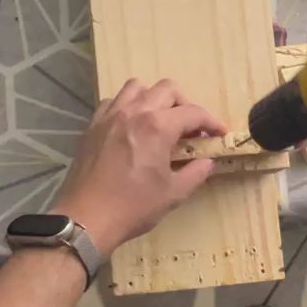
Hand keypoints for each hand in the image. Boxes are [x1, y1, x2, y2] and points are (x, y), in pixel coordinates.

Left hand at [53, 78, 225, 251]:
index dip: (212, 122)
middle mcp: (134, 112)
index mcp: (157, 126)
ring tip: (160, 121)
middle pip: (167, 89)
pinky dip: (127, 106)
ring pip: (137, 88)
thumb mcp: (173, 193)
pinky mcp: (93, 126)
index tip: (220, 134)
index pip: (193, 113)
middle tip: (191, 129)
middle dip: (185, 104)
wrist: (86, 218)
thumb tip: (208, 162)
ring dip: (155, 98)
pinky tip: (131, 127)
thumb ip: (195, 173)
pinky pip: (113, 101)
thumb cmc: (133, 207)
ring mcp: (110, 116)